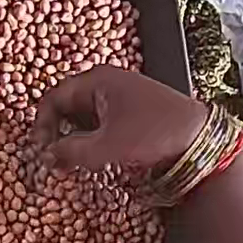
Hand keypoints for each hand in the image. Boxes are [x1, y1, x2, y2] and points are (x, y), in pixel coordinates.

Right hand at [30, 66, 208, 172]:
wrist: (200, 137)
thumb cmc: (152, 136)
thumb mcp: (105, 148)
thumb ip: (70, 151)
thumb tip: (47, 157)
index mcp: (97, 80)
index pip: (54, 98)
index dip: (42, 124)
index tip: (41, 150)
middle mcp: (107, 82)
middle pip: (68, 105)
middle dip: (58, 132)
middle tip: (55, 158)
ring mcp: (122, 94)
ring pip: (85, 115)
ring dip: (75, 137)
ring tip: (73, 161)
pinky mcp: (134, 109)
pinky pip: (102, 120)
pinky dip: (93, 137)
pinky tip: (95, 157)